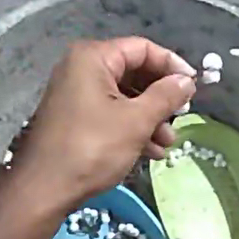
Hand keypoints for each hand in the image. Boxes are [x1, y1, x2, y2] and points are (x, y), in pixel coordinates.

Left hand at [3, 37, 195, 217]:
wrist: (45, 189)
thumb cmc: (92, 148)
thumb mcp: (136, 121)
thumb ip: (165, 96)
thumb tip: (187, 81)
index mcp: (93, 58)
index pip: (142, 49)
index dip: (171, 65)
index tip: (193, 88)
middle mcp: (81, 69)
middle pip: (134, 73)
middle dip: (161, 98)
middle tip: (180, 118)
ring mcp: (76, 95)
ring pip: (124, 98)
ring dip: (150, 119)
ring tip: (167, 144)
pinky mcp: (74, 120)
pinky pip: (110, 115)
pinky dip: (132, 129)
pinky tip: (150, 152)